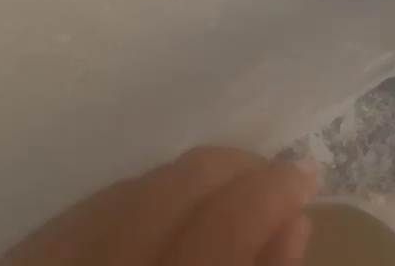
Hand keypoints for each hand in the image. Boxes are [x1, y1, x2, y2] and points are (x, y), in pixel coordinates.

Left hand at [0, 147, 316, 265]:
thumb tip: (293, 224)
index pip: (224, 224)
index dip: (274, 188)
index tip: (304, 178)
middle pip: (180, 185)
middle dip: (240, 169)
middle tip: (274, 185)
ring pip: (136, 187)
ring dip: (191, 186)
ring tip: (221, 207)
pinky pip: (89, 209)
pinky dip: (138, 203)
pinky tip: (158, 225)